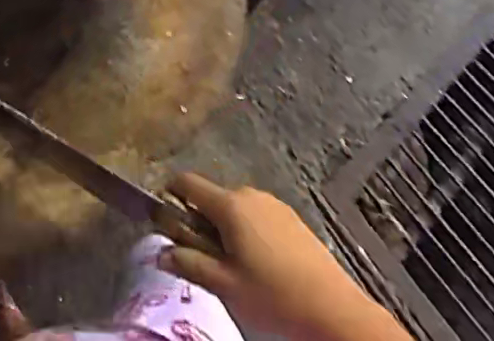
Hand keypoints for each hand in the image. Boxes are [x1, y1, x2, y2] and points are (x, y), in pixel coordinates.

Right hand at [158, 174, 407, 340]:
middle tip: (198, 258)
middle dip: (200, 223)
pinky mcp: (291, 219)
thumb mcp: (223, 286)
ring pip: (236, 210)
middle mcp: (251, 195)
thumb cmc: (272, 298)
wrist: (331, 310)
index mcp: (230, 205)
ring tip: (230, 269)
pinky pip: (258, 218)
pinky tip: (258, 268)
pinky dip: (248, 234)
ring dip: (225, 231)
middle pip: (213, 199)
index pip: (188, 183)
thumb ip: (190, 263)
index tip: (162, 217)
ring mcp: (274, 205)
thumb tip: (161, 251)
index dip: (170, 195)